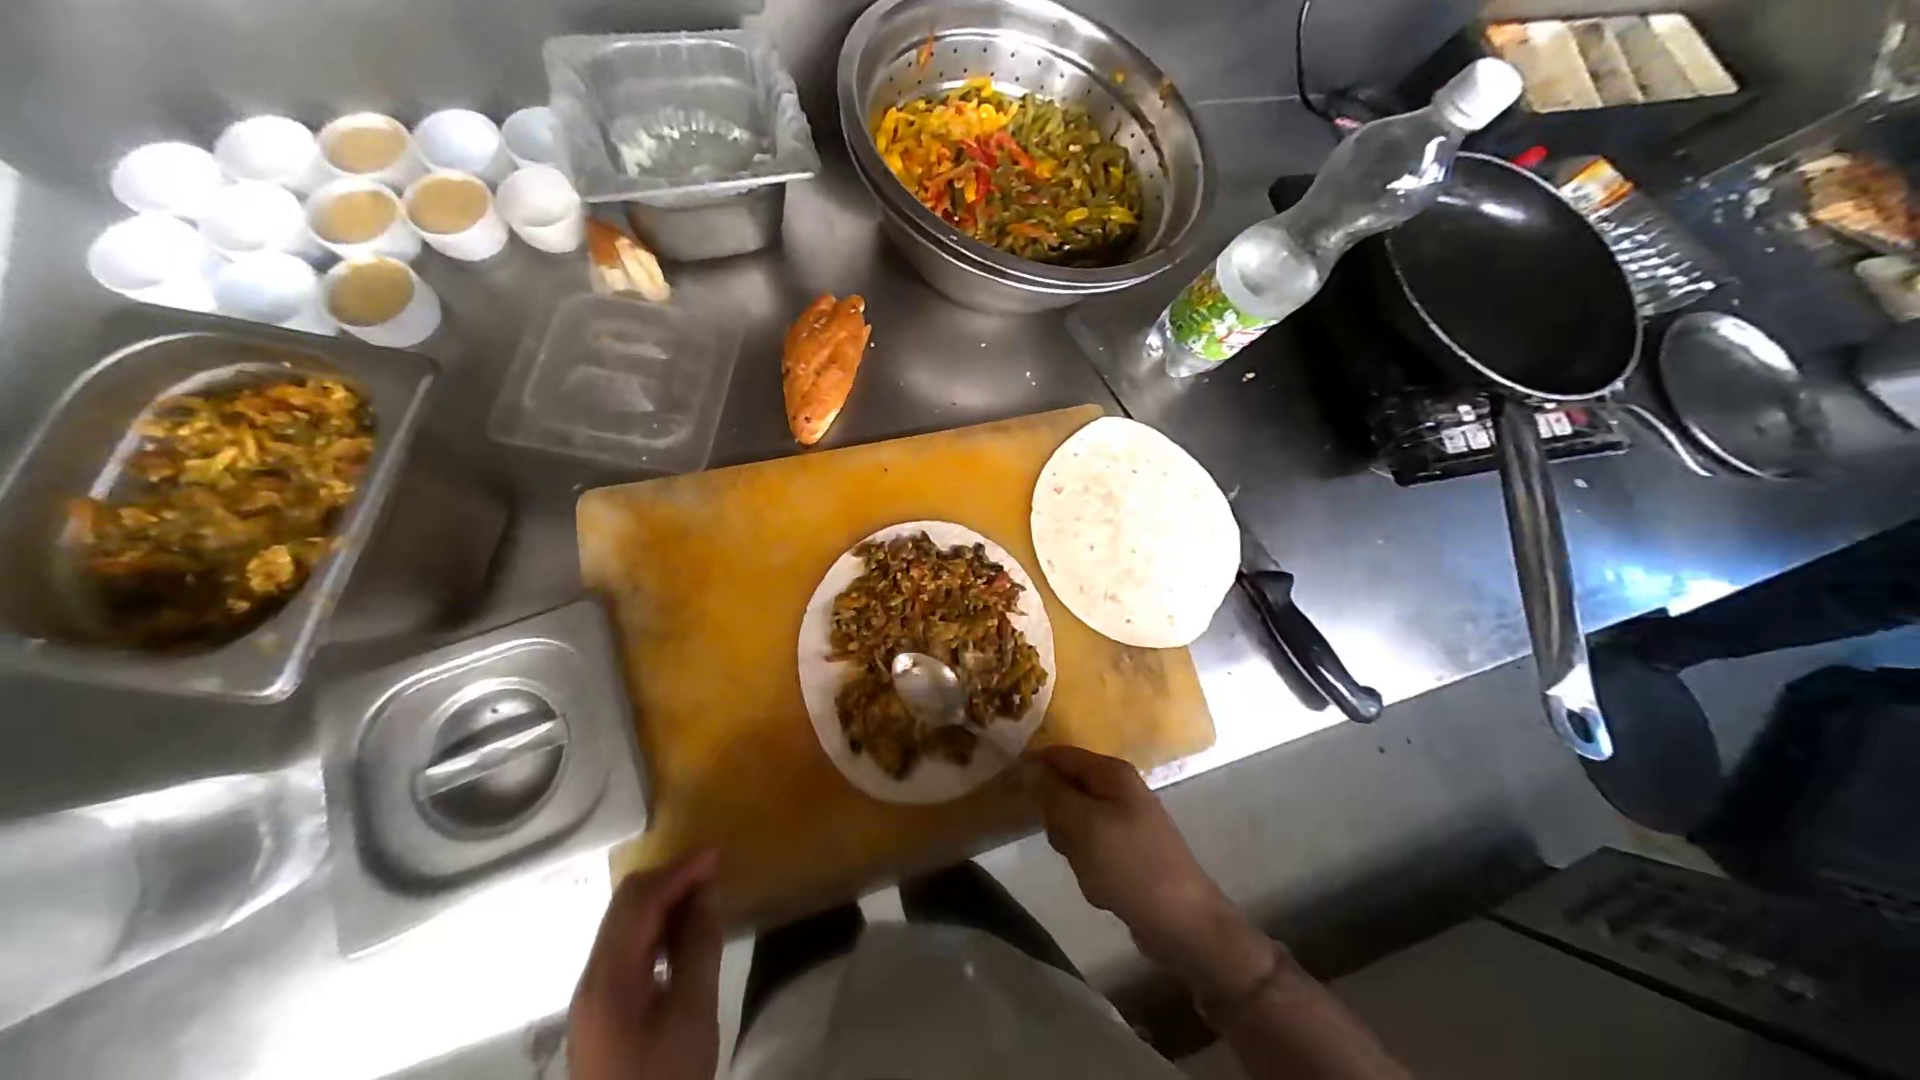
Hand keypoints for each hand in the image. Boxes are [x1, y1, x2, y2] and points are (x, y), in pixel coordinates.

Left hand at [569, 852, 722, 1079]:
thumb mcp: (692, 1015)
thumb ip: (698, 948)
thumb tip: (705, 896)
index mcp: (608, 977)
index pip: (640, 901)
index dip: (679, 870)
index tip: (718, 854)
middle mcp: (592, 978)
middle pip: (625, 906)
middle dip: (670, 878)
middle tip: (714, 870)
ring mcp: (594, 995)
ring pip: (625, 924)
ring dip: (663, 900)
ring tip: (705, 893)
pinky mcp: (603, 1010)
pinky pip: (628, 947)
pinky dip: (657, 926)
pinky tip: (684, 932)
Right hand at [1028, 746, 1272, 1000]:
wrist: (1184, 923)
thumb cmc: (1131, 866)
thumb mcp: (1085, 825)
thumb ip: (1054, 793)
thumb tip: (1028, 766)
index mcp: (1112, 773)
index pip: (1061, 754)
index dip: (1033, 765)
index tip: (1007, 786)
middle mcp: (1119, 789)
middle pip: (1066, 788)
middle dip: (1056, 817)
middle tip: (1066, 841)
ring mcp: (1124, 820)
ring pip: (1074, 822)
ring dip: (1071, 846)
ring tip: (1088, 867)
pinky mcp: (1126, 850)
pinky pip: (1090, 847)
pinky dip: (1087, 864)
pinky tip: (1100, 885)